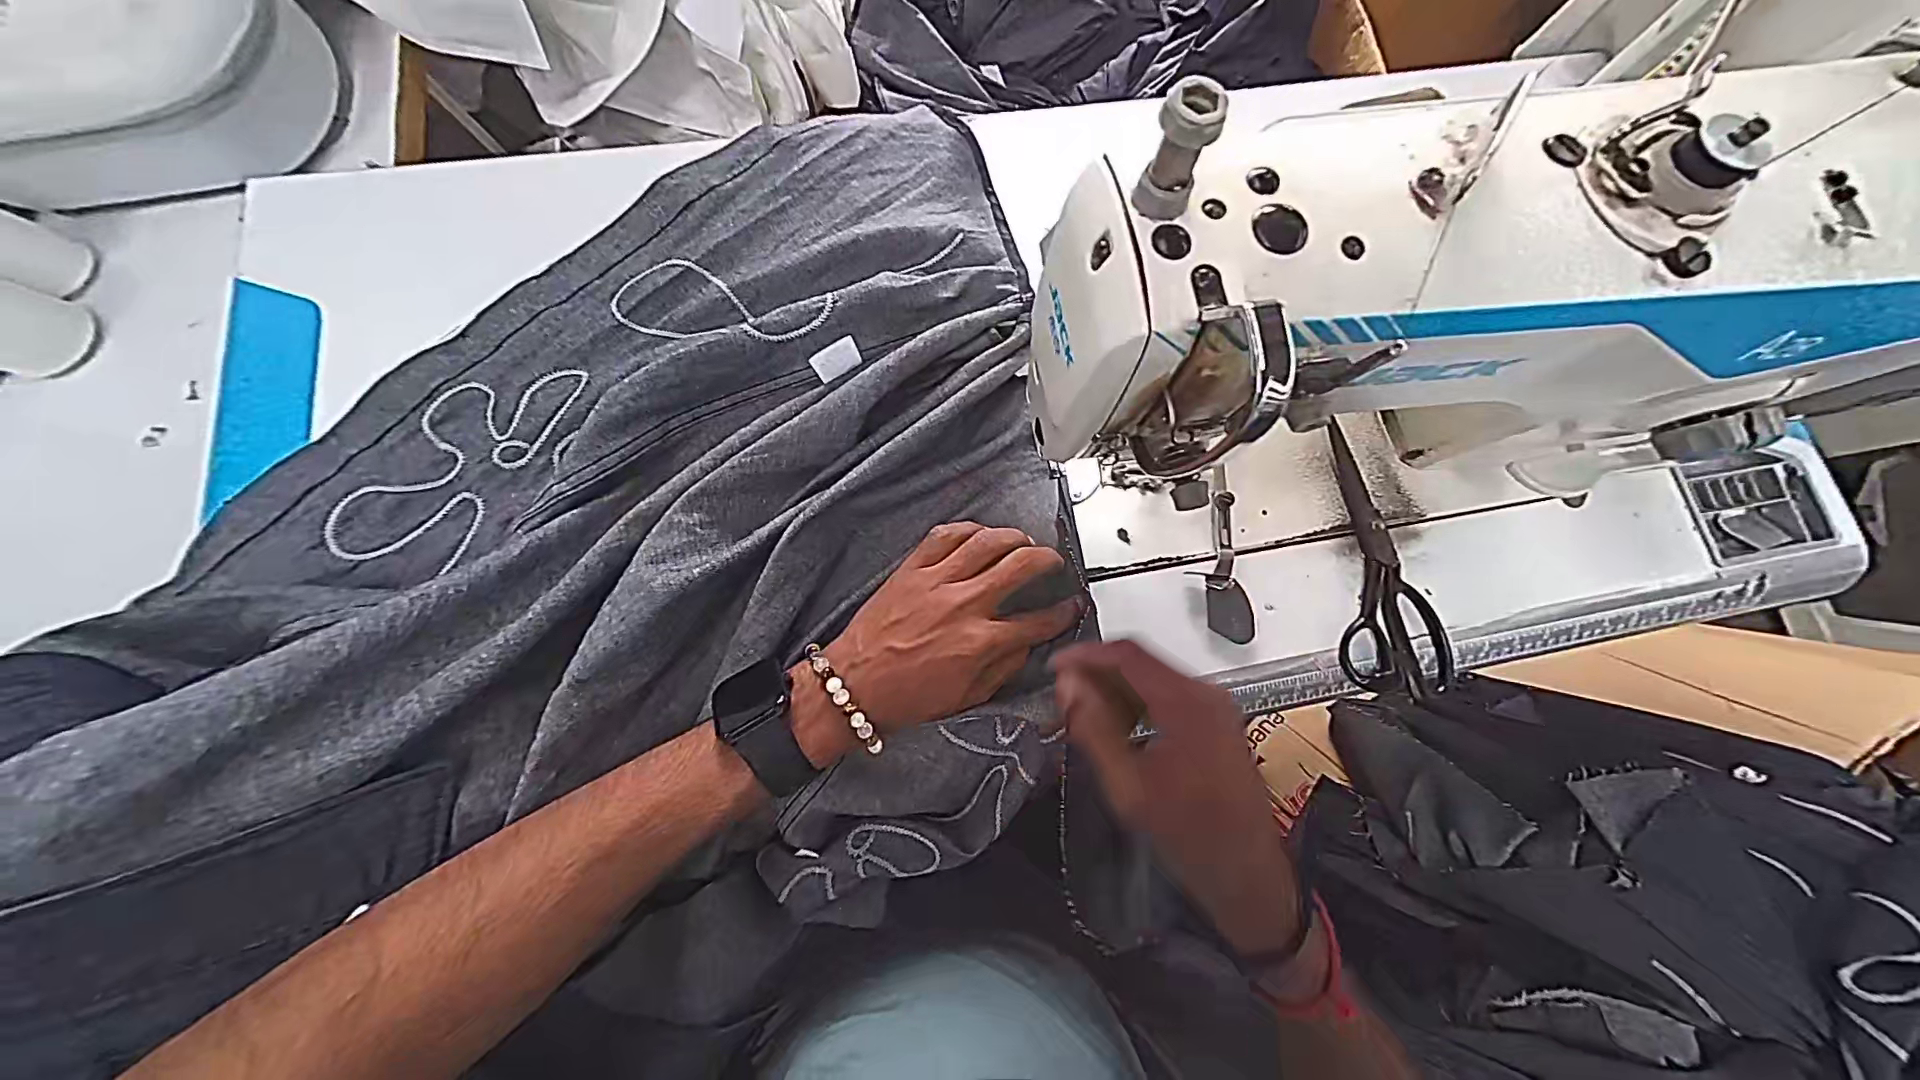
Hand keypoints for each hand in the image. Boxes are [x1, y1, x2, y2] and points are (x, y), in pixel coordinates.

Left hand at [790, 522, 1081, 764]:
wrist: (855, 685)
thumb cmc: (905, 695)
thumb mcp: (967, 696)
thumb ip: (1004, 668)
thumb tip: (1027, 643)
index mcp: (979, 642)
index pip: (1037, 621)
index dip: (1062, 614)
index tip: (1070, 608)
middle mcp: (962, 606)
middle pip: (1021, 566)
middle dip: (1048, 560)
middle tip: (1053, 562)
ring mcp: (935, 582)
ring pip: (987, 542)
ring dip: (1014, 537)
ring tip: (1023, 542)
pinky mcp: (911, 570)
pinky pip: (944, 536)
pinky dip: (968, 529)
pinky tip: (979, 534)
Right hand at [1054, 640, 1303, 955]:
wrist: (1247, 872)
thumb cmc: (1196, 837)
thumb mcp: (1128, 786)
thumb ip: (1093, 729)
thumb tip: (1069, 688)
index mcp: (1188, 703)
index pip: (1127, 654)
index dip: (1086, 654)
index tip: (1059, 665)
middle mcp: (1207, 696)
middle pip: (1140, 661)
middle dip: (1097, 673)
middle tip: (1066, 692)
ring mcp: (1214, 706)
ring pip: (1151, 676)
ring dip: (1114, 688)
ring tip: (1084, 711)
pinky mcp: (1215, 719)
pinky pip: (1166, 693)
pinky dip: (1135, 701)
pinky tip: (1116, 725)